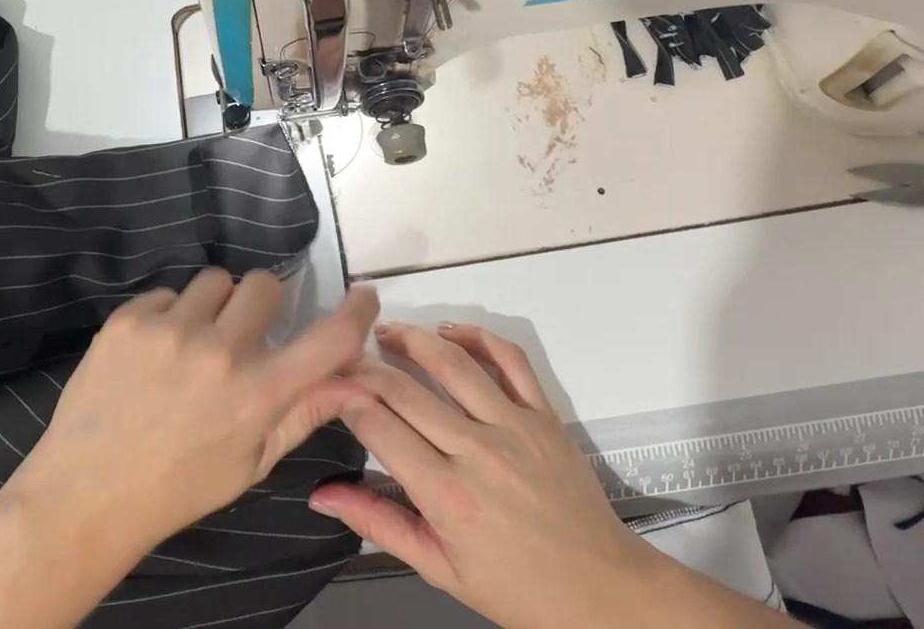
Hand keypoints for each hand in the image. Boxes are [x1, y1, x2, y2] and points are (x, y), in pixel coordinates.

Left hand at [7, 269, 379, 556]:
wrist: (87, 493)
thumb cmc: (180, 485)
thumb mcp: (252, 462)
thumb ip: (306, 412)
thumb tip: (360, 379)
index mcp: (257, 395)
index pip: (328, 340)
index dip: (356, 312)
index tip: (363, 296)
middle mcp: (218, 352)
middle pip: (264, 285)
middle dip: (262, 307)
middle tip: (243, 336)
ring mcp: (168, 330)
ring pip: (215, 282)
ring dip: (214, 307)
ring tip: (192, 345)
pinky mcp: (127, 320)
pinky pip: (167, 293)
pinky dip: (169, 316)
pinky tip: (153, 354)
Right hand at [307, 323, 659, 628]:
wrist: (602, 591)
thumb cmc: (516, 588)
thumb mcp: (440, 568)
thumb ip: (379, 523)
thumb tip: (322, 494)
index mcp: (446, 494)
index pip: (379, 426)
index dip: (346, 399)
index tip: (328, 386)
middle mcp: (476, 450)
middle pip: (405, 390)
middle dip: (366, 367)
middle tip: (345, 356)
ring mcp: (514, 426)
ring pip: (452, 364)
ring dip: (412, 339)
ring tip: (386, 331)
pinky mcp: (544, 415)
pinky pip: (510, 360)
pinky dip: (477, 336)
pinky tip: (449, 331)